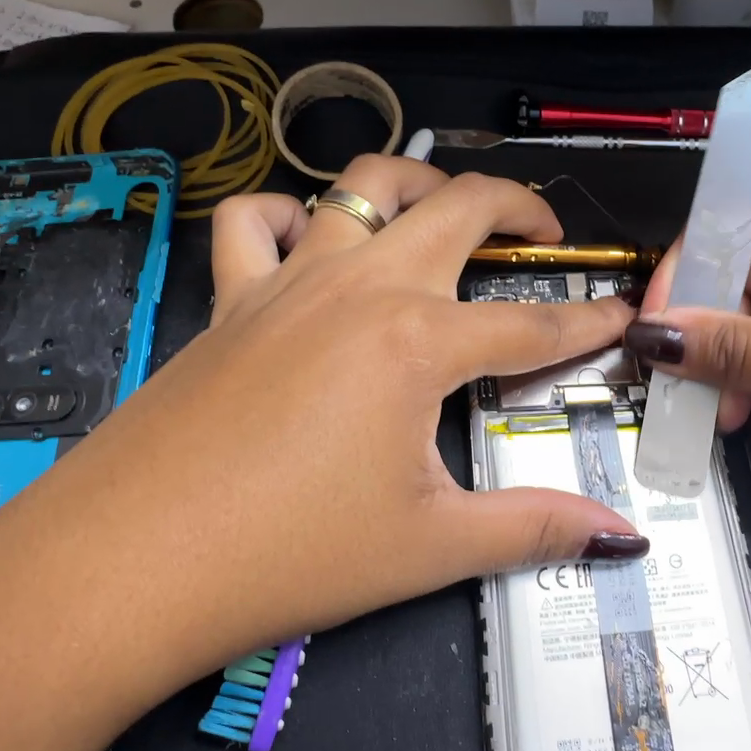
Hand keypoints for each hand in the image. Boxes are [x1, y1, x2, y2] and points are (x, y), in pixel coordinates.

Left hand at [0, 158, 643, 750]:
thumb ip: (536, 529)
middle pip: (459, 208)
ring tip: (441, 211)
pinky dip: (290, 216)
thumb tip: (624, 541)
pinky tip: (310, 244)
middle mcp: (359, 286)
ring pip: (360, 184)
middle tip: (548, 234)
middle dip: (519, 205)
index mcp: (417, 340)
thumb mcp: (430, 546)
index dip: (588, 322)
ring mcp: (288, 282)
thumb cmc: (289, 556)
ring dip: (413, 183)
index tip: (622, 316)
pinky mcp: (229, 299)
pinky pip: (255, 222)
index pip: (531, 326)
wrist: (125, 567)